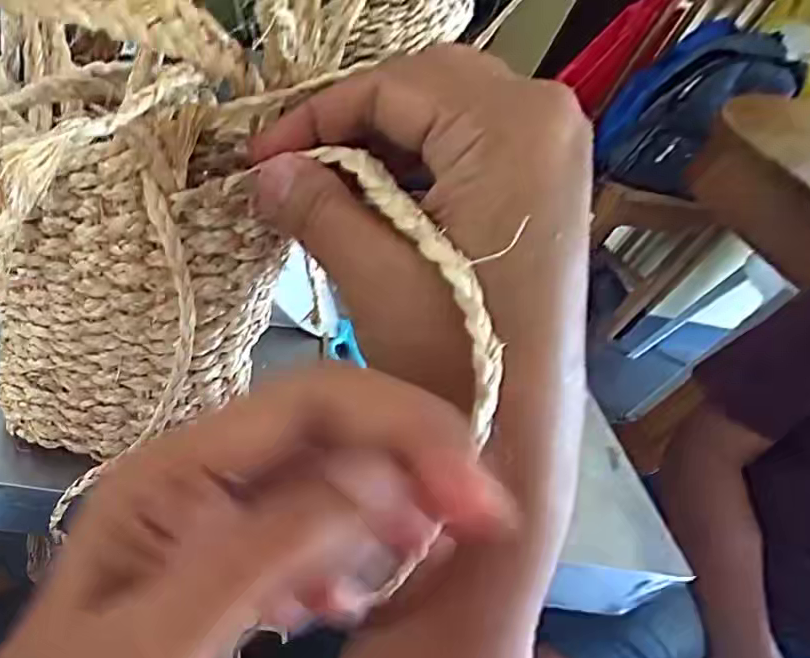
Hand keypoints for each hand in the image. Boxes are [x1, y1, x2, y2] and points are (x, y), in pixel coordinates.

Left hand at [0, 367, 512, 657]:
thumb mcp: (173, 633)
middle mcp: (188, 472)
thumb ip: (268, 550)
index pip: (308, 404)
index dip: (402, 428)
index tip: (474, 493)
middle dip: (405, 466)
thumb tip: (382, 482)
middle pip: (319, 433)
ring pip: (312, 481)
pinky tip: (335, 604)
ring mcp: (198, 510)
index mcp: (172, 471)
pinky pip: (289, 530)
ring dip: (374, 512)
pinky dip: (330, 555)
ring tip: (413, 564)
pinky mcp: (207, 549)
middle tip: (473, 525)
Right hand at [249, 44, 590, 392]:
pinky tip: (364, 212)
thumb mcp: (375, 277)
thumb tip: (270, 173)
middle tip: (284, 169)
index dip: (316, 114)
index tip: (262, 155)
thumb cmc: (454, 357)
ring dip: (371, 153)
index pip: (395, 83)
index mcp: (510, 127)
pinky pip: (458, 159)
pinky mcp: (534, 196)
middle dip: (344, 126)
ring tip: (316, 194)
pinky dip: (404, 177)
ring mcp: (547, 157)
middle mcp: (544, 121)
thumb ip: (319, 210)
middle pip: (422, 90)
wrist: (517, 422)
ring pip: (439, 122)